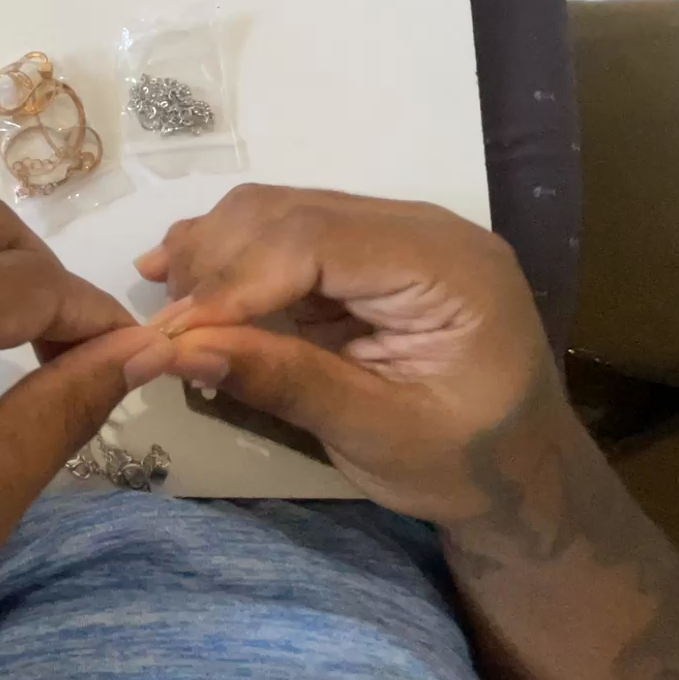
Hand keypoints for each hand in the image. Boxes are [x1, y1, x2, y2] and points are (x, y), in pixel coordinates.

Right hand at [137, 184, 573, 523]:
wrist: (513, 469)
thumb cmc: (463, 464)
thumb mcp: (376, 436)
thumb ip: (281, 382)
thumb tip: (177, 352)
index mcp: (446, 267)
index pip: (316, 239)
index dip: (235, 279)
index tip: (176, 330)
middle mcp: (415, 226)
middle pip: (284, 212)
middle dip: (213, 264)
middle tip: (165, 328)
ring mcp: (382, 229)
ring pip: (268, 210)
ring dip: (208, 253)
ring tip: (168, 306)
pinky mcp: (351, 245)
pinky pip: (273, 228)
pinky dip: (222, 252)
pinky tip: (177, 273)